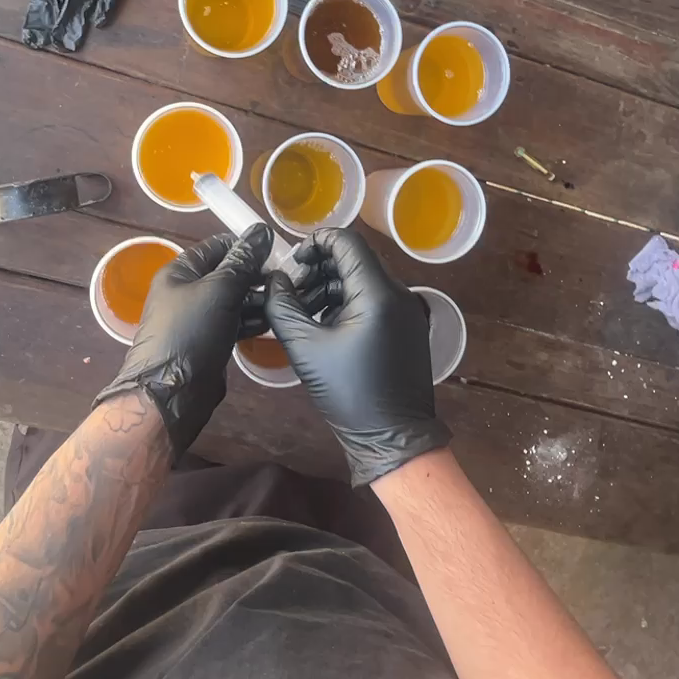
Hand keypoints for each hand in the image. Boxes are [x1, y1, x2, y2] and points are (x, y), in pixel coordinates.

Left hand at [95, 223, 271, 458]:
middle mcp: (188, 290)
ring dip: (259, 299)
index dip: (248, 247)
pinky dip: (253, 320)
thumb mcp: (219, 290)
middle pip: (229, 273)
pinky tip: (274, 321)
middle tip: (290, 280)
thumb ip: (243, 261)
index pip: (219, 246)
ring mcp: (199, 317)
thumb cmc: (191, 332)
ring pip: (235, 299)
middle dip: (257, 275)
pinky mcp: (210, 340)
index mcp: (181, 270)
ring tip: (286, 300)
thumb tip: (262, 230)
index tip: (279, 254)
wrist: (171, 394)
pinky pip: (236, 321)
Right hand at [263, 227, 448, 485]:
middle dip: (319, 266)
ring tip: (302, 308)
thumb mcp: (305, 348)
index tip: (292, 262)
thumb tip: (273, 279)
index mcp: (378, 293)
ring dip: (330, 285)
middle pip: (354, 258)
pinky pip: (373, 298)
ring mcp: (406, 310)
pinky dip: (346, 301)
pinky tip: (323, 322)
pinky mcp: (405, 325)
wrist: (392, 437)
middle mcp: (398, 293)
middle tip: (292, 288)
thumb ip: (282, 306)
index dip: (315, 242)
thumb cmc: (348, 393)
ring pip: (362, 278)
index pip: (347, 241)